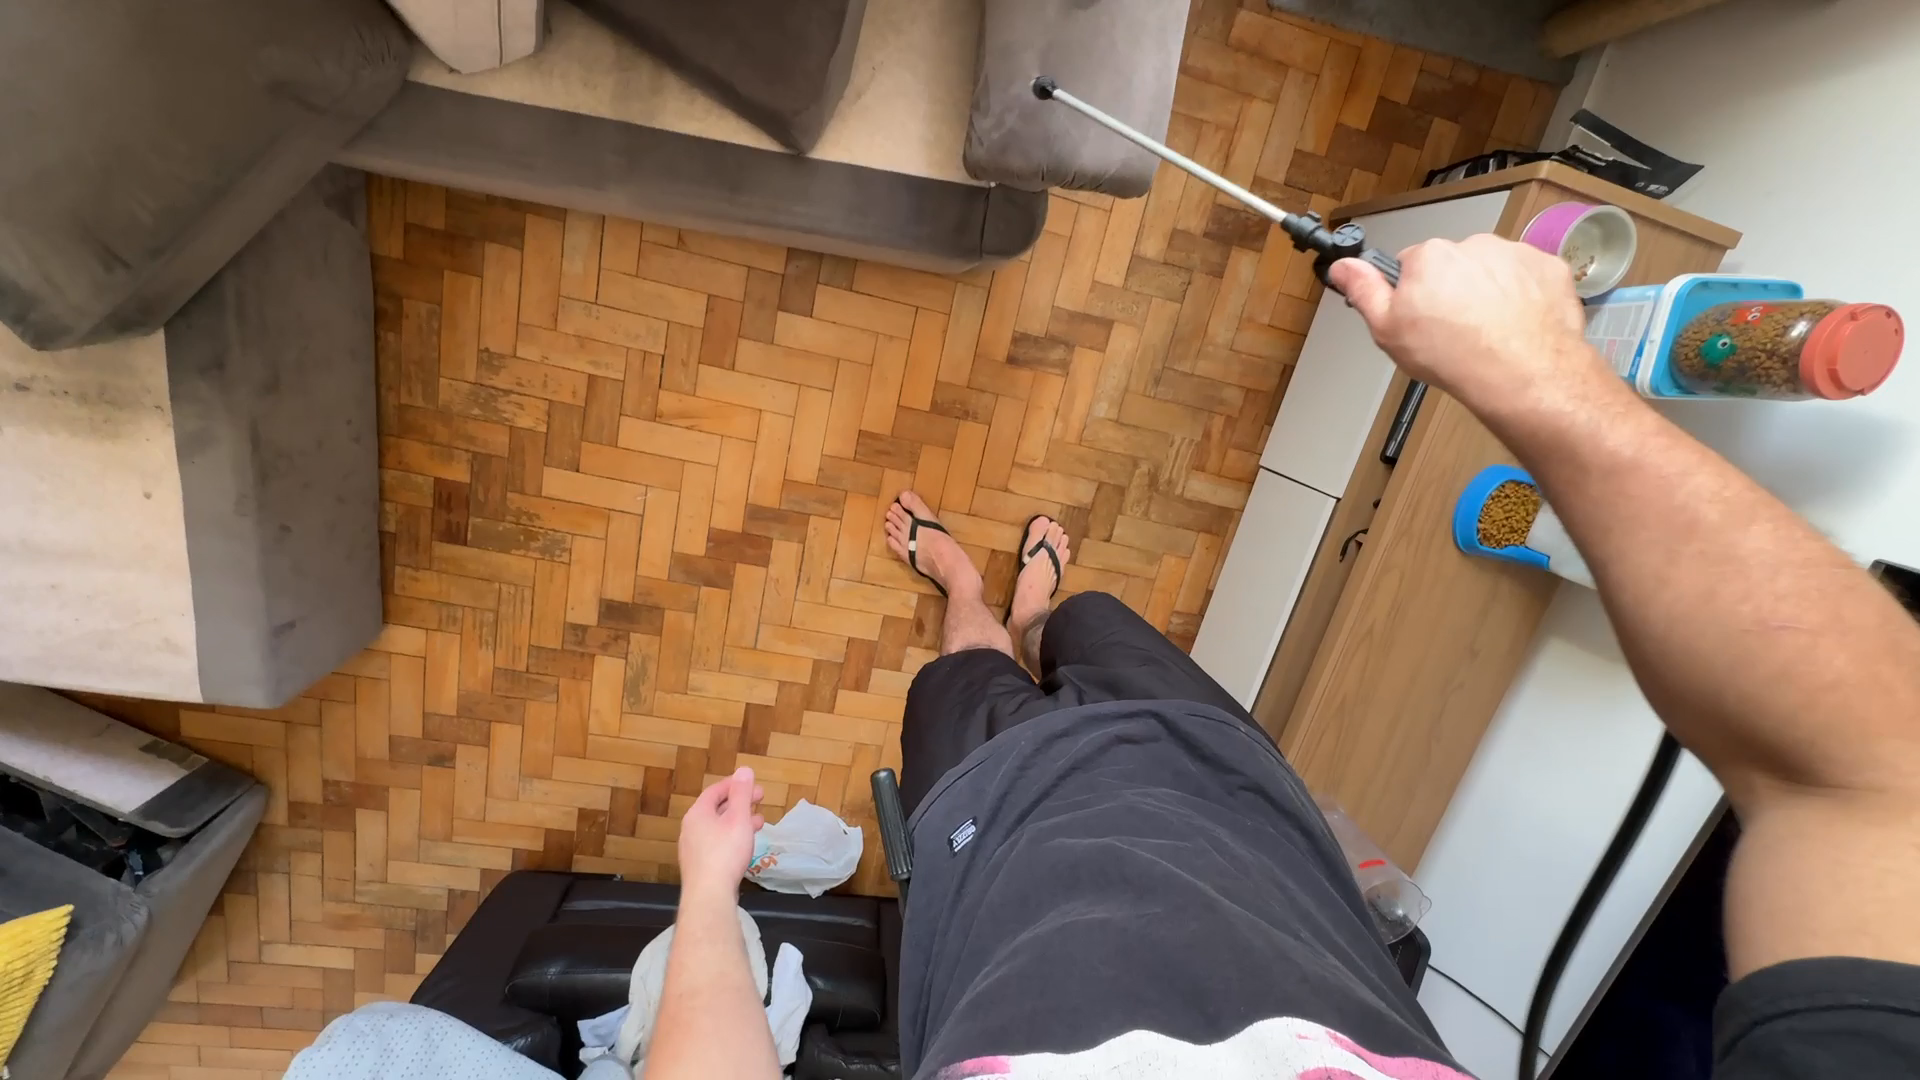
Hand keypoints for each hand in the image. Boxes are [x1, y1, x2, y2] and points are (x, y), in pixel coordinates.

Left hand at [677, 767, 763, 903]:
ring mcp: (692, 849)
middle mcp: (690, 829)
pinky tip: (745, 845)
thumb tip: (744, 770)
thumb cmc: (725, 852)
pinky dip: (732, 837)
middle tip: (760, 800)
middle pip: (716, 808)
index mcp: (697, 813)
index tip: (754, 785)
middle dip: (740, 802)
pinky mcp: (698, 866)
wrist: (709, 896)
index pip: (716, 790)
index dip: (735, 784)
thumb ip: (742, 793)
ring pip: (718, 827)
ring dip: (739, 821)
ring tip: (759, 822)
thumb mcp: (739, 817)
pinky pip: (716, 843)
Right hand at [1330, 234, 1612, 417]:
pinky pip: (1524, 277)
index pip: (1409, 264)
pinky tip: (1507, 324)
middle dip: (1447, 290)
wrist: (1519, 371)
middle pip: (1450, 265)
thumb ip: (1363, 291)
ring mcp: (1513, 254)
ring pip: (1488, 270)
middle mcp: (1472, 246)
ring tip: (1479, 330)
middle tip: (1446, 328)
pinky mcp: (1547, 268)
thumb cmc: (1452, 353)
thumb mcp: (1386, 328)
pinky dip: (1516, 296)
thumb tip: (1342, 266)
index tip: (1414, 314)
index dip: (1409, 292)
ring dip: (1482, 292)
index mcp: (1429, 256)